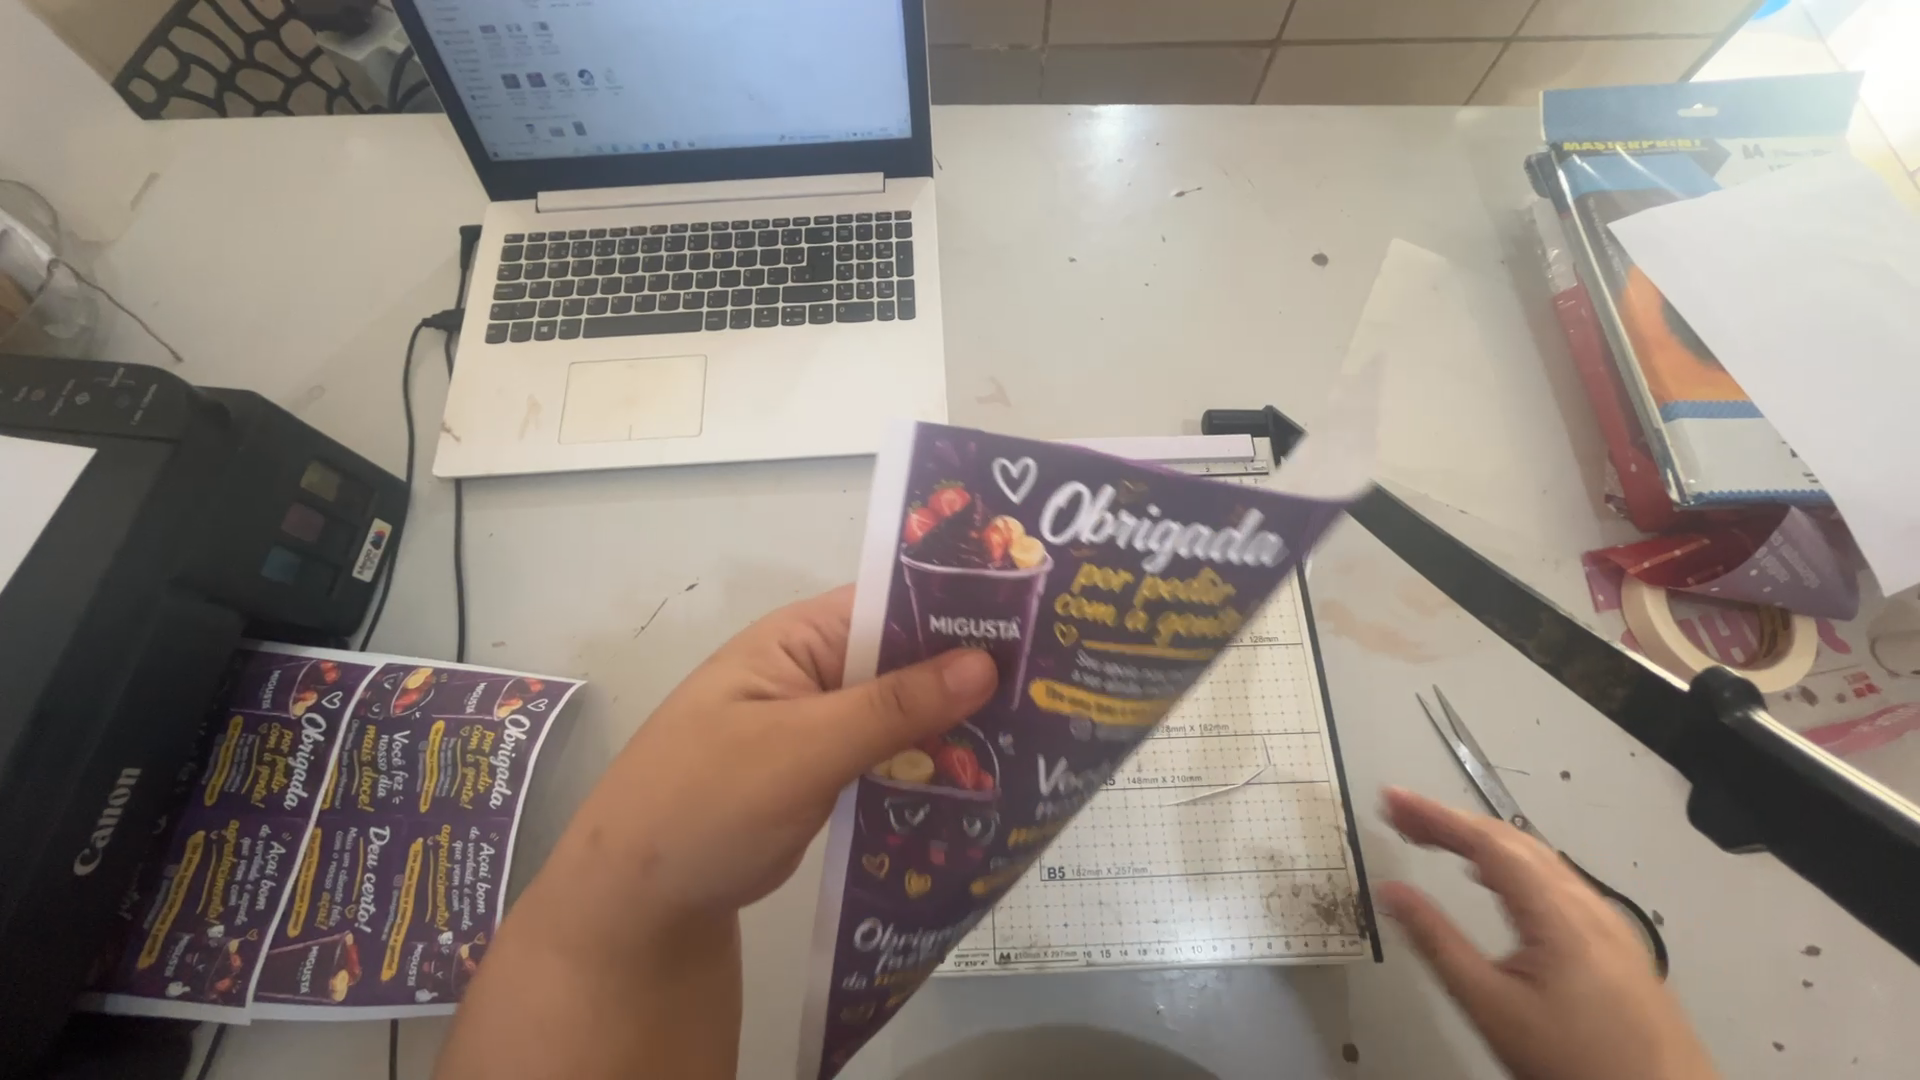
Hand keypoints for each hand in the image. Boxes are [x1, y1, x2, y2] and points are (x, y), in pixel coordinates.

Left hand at [438, 587, 997, 1079]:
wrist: (638, 902)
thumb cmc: (706, 801)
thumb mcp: (802, 748)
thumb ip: (893, 707)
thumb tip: (986, 662)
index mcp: (803, 636)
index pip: (894, 600)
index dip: (960, 606)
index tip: (1036, 620)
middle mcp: (818, 667)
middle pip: (907, 655)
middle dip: (969, 668)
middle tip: (1056, 680)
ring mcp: (823, 720)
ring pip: (904, 707)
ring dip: (955, 718)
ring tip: (1040, 725)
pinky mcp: (829, 766)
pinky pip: (891, 751)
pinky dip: (929, 758)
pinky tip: (985, 771)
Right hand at [1375, 788, 1717, 1079]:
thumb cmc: (1576, 1065)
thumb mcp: (1491, 1006)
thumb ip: (1437, 941)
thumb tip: (1389, 891)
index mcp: (1560, 915)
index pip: (1488, 842)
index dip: (1435, 814)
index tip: (1393, 799)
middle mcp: (1589, 908)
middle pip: (1512, 842)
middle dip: (1450, 821)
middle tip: (1399, 815)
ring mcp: (1609, 926)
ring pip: (1536, 859)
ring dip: (1478, 840)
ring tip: (1430, 837)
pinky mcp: (1616, 948)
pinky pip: (1554, 882)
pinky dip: (1507, 863)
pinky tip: (1487, 876)